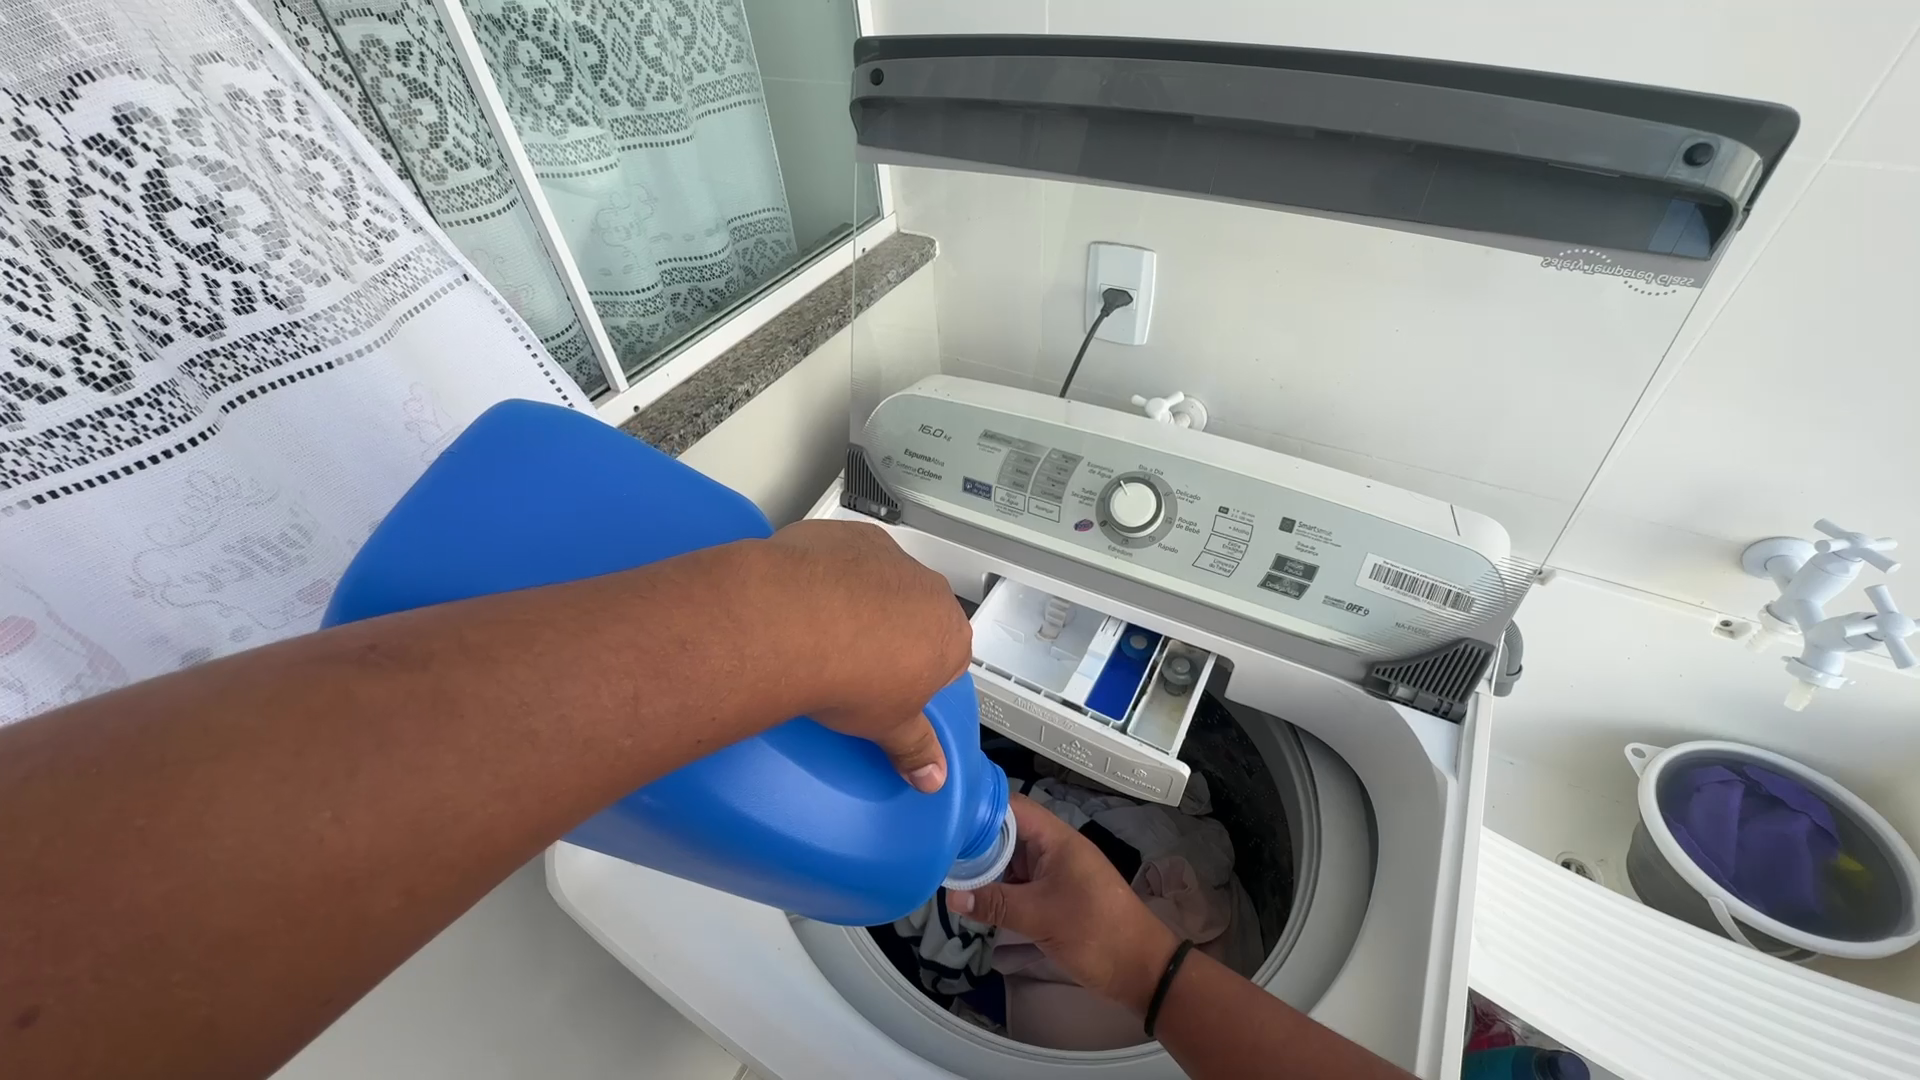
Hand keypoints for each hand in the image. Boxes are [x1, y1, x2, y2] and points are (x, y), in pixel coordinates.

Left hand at [758, 520, 970, 791]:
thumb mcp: (886, 726)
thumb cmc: (851, 675)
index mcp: (950, 634)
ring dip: (860, 597)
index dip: (917, 671)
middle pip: (916, 611)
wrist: (795, 623)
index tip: (889, 685)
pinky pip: (844, 554)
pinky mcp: (847, 533)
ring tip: (820, 630)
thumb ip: (914, 749)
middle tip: (852, 660)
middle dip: (891, 631)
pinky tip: (801, 599)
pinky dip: (828, 570)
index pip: (947, 654)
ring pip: (881, 578)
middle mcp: (927, 587)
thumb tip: (932, 778)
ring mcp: (888, 555)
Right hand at [947, 795, 1178, 1013]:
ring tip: (948, 872)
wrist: (1142, 971)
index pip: (1011, 807)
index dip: (979, 807)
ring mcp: (1053, 872)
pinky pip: (1018, 881)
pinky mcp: (1053, 895)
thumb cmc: (1096, 932)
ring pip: (1010, 858)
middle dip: (975, 840)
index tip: (947, 816)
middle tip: (940, 849)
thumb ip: (995, 904)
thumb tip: (951, 896)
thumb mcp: (1040, 916)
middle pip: (1007, 832)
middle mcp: (1053, 847)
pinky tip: (974, 897)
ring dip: (985, 866)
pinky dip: (998, 887)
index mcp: (1056, 838)